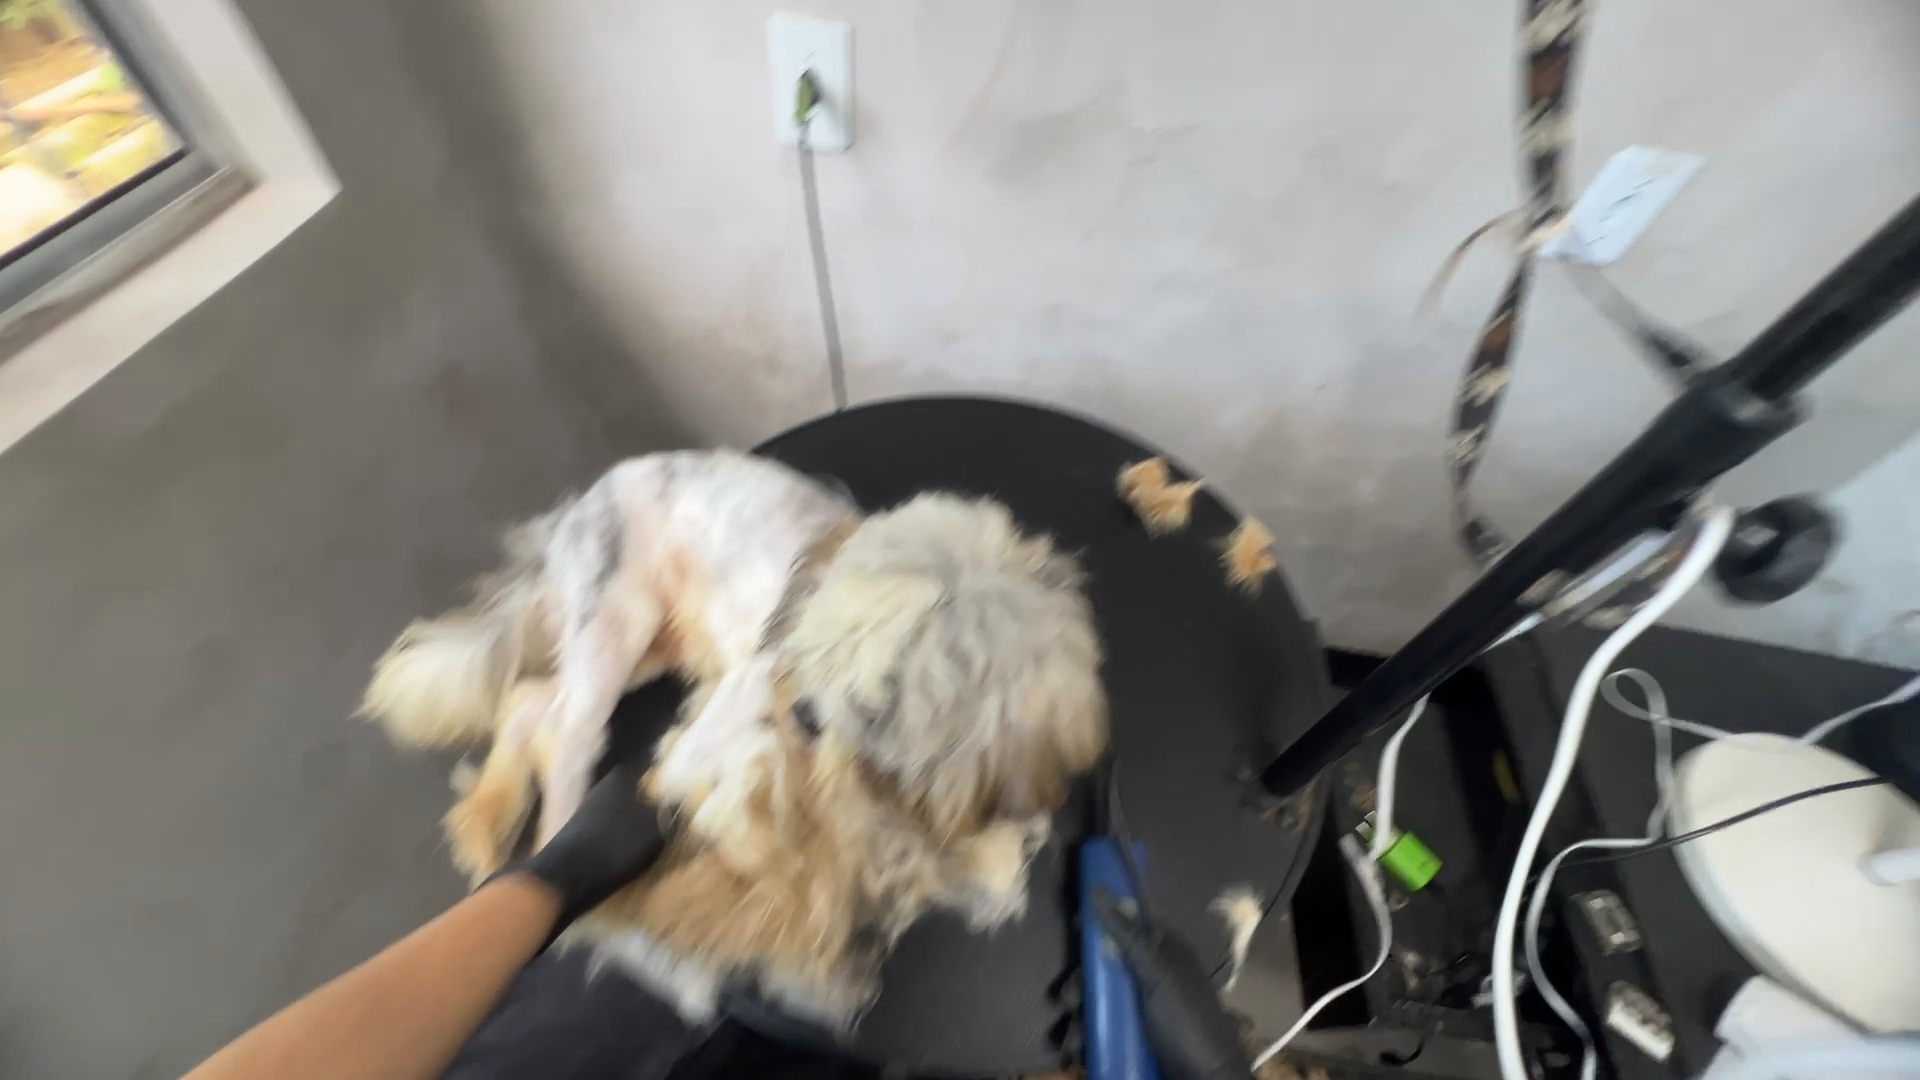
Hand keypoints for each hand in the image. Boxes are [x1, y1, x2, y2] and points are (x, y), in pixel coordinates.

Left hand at [510, 763, 668, 932]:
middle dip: (650, 804)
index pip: (651, 772)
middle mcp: (601, 789)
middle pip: (634, 793)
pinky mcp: (576, 837)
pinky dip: (618, 840)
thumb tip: (679, 801)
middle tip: (669, 819)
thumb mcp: (656, 828)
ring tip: (652, 841)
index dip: (667, 784)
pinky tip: (628, 855)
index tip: (681, 797)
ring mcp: (585, 813)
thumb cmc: (615, 845)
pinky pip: (607, 833)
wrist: (562, 881)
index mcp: (621, 778)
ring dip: (633, 825)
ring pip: (620, 814)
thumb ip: (670, 812)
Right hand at [1091, 887, 1250, 1079]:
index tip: (1075, 926)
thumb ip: (1128, 935)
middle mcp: (1150, 978)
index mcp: (1163, 954)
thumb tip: (1098, 888)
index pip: (1129, 924)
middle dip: (1082, 982)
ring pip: (1100, 1001)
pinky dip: (1086, 1037)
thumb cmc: (1187, 1021)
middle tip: (1069, 999)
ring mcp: (1142, 1011)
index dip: (1102, 921)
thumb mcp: (1158, 974)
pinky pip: (1102, 1031)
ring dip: (1079, 1015)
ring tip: (1072, 1034)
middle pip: (1106, 966)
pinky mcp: (1134, 1040)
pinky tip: (1076, 1047)